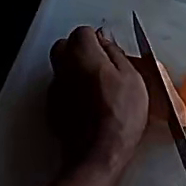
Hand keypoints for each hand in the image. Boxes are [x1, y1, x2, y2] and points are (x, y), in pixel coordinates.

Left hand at [49, 26, 147, 172]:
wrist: (98, 153)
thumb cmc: (118, 117)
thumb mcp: (132, 78)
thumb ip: (116, 53)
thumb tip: (107, 42)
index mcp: (81, 54)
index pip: (84, 31)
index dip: (100, 41)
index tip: (112, 53)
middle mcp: (62, 68)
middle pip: (66, 47)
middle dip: (82, 52)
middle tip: (103, 66)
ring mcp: (55, 90)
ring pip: (62, 69)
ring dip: (77, 72)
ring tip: (99, 89)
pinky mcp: (53, 109)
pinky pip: (62, 91)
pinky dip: (73, 93)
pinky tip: (91, 106)